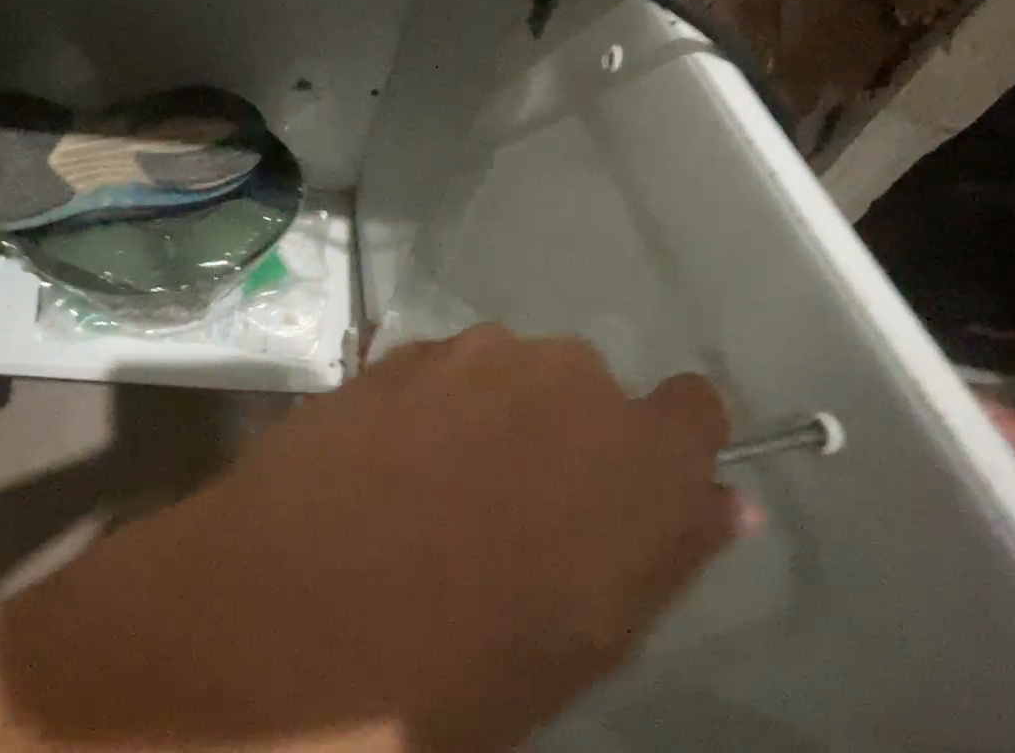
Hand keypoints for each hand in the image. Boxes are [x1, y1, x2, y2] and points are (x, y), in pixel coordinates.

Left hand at [0, 324, 747, 751]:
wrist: (291, 614)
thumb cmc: (465, 659)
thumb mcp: (590, 637)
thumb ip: (668, 548)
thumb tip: (723, 499)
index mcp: (638, 451)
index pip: (693, 412)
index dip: (665, 449)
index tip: (628, 488)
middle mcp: (563, 375)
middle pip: (586, 392)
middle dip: (562, 439)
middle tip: (508, 513)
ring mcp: (468, 355)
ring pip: (506, 380)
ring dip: (488, 422)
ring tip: (431, 499)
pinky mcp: (391, 354)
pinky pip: (437, 378)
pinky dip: (425, 415)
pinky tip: (379, 476)